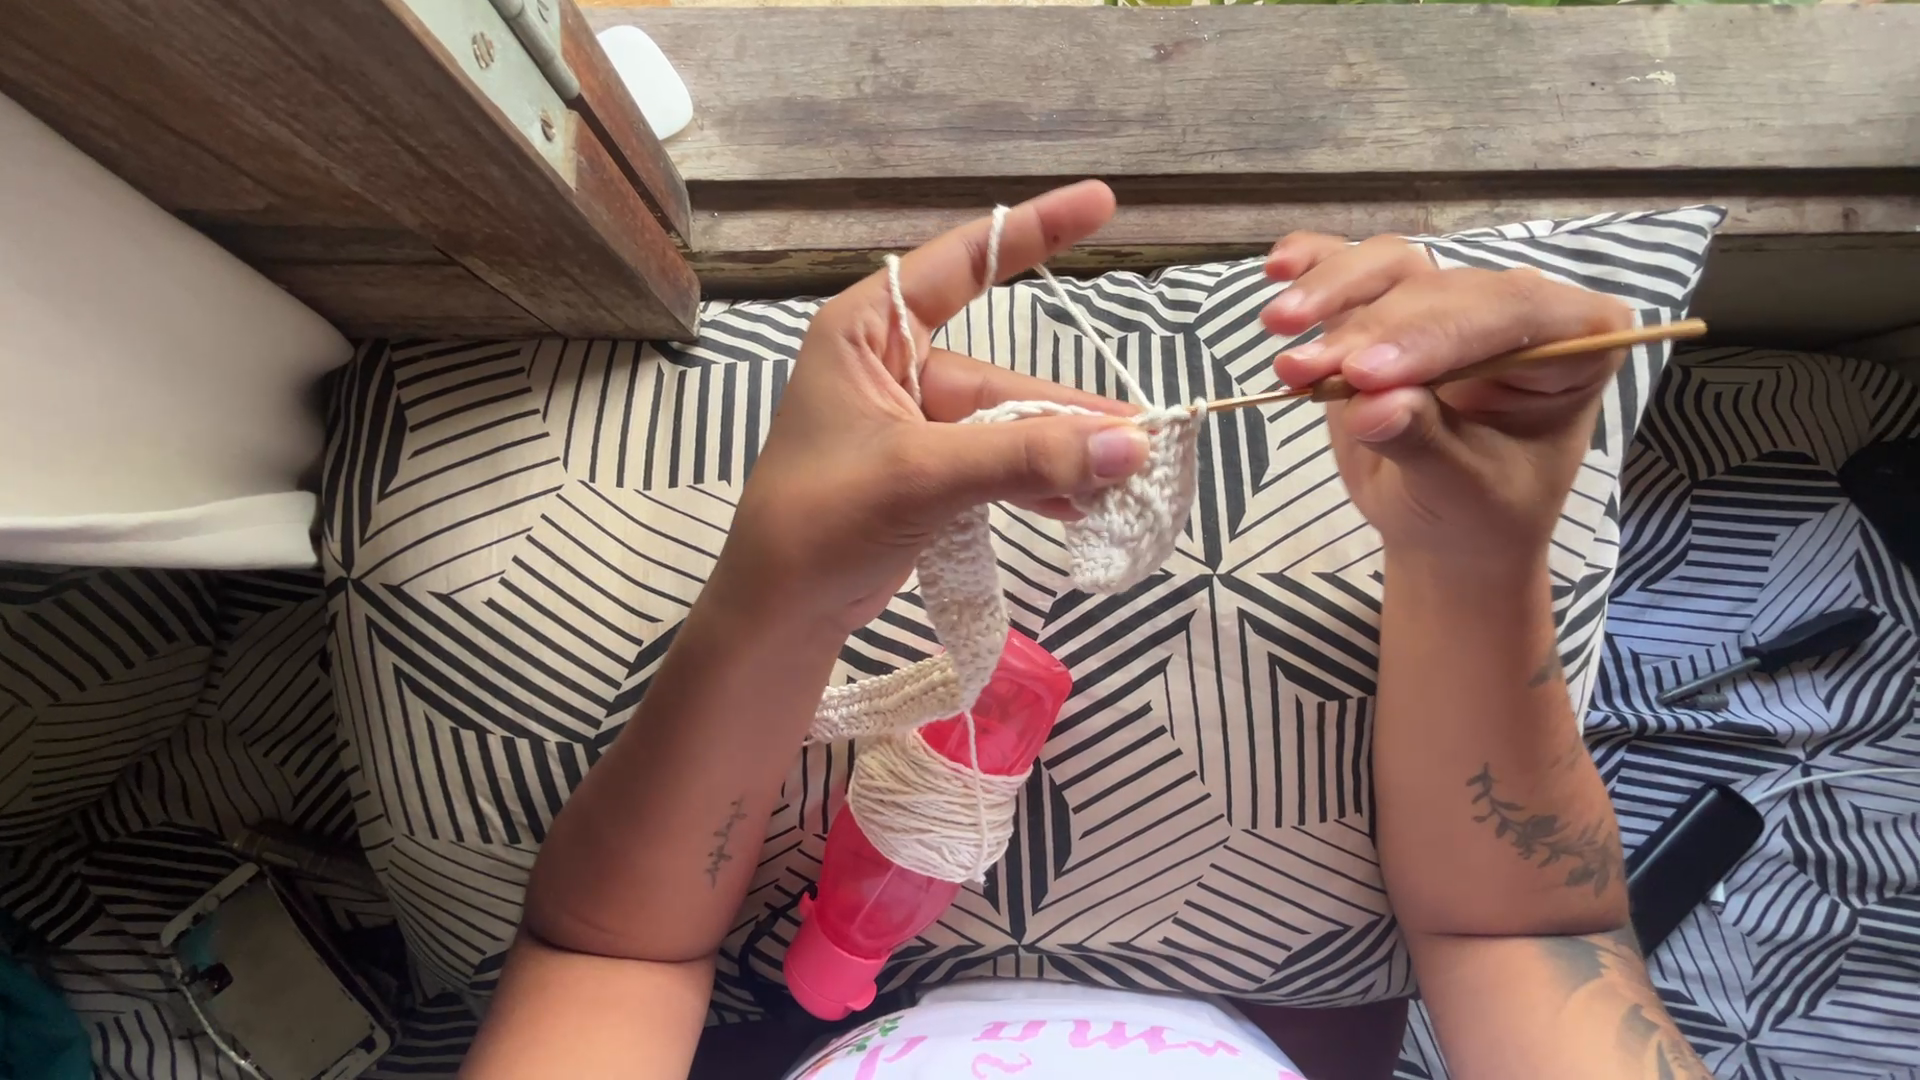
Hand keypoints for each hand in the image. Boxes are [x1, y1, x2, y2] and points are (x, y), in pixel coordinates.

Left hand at [717, 181, 1151, 634]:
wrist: (783, 607)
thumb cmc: (823, 519)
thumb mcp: (922, 476)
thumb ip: (1023, 457)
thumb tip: (1130, 445)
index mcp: (869, 335)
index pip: (960, 267)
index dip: (1032, 234)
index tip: (1102, 203)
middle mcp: (893, 369)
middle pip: (1001, 380)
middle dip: (1066, 416)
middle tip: (1141, 439)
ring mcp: (914, 427)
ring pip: (1005, 430)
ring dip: (1059, 458)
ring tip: (1124, 481)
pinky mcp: (928, 476)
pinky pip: (995, 468)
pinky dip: (1035, 486)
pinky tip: (1080, 506)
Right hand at [1261, 233, 1631, 569]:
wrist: (1445, 525)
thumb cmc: (1476, 512)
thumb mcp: (1460, 489)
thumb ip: (1423, 441)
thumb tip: (1369, 408)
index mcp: (1573, 344)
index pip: (1511, 315)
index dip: (1433, 337)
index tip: (1363, 377)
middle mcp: (1512, 310)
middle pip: (1436, 291)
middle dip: (1364, 331)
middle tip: (1299, 371)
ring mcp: (1445, 306)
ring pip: (1392, 267)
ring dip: (1330, 290)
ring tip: (1277, 325)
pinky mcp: (1386, 314)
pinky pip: (1355, 271)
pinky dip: (1314, 262)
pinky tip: (1278, 265)